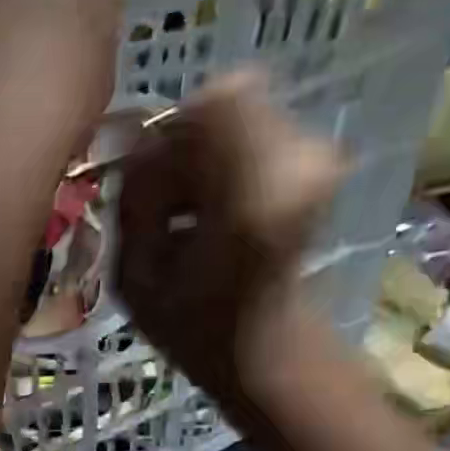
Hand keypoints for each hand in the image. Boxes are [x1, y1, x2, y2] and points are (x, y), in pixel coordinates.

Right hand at [116, 72, 344, 387]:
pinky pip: (254, 131)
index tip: (154, 179)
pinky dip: (223, 160)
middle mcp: (299, 166)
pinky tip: (210, 207)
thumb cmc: (193, 327)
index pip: (219, 101)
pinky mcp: (316, 162)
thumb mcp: (133, 279)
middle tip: (167, 204)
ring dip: (203, 153)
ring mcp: (316, 160)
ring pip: (240, 114)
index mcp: (253, 200)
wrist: (265, 349)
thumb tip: (137, 145)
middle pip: (228, 103)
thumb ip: (133, 203)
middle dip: (187, 144)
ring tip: (187, 211)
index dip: (174, 129)